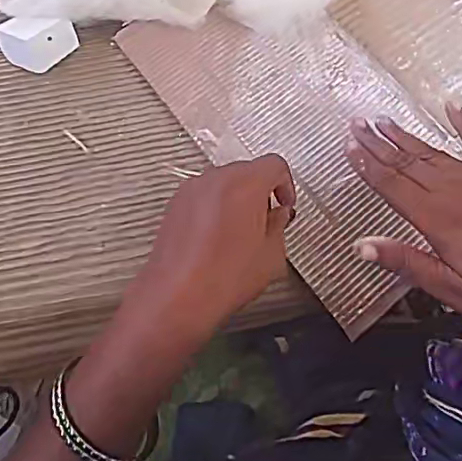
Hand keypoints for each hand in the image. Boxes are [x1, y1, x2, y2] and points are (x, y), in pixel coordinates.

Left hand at [121, 156, 296, 344]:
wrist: (176, 295)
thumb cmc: (223, 277)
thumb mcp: (270, 255)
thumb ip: (279, 225)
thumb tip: (277, 215)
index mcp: (245, 184)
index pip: (274, 165)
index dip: (286, 185)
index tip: (285, 205)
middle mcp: (216, 178)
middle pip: (247, 171)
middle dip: (261, 192)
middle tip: (267, 222)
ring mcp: (192, 189)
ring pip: (224, 183)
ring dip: (237, 200)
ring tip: (240, 235)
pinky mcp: (175, 203)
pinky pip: (204, 196)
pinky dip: (215, 208)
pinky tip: (217, 239)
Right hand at [346, 106, 461, 342]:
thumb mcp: (452, 289)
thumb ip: (406, 262)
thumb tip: (361, 245)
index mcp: (438, 220)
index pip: (391, 186)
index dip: (367, 165)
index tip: (348, 146)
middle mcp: (455, 192)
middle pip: (407, 162)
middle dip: (378, 142)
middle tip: (355, 122)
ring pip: (433, 152)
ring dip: (405, 136)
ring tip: (382, 120)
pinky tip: (450, 108)